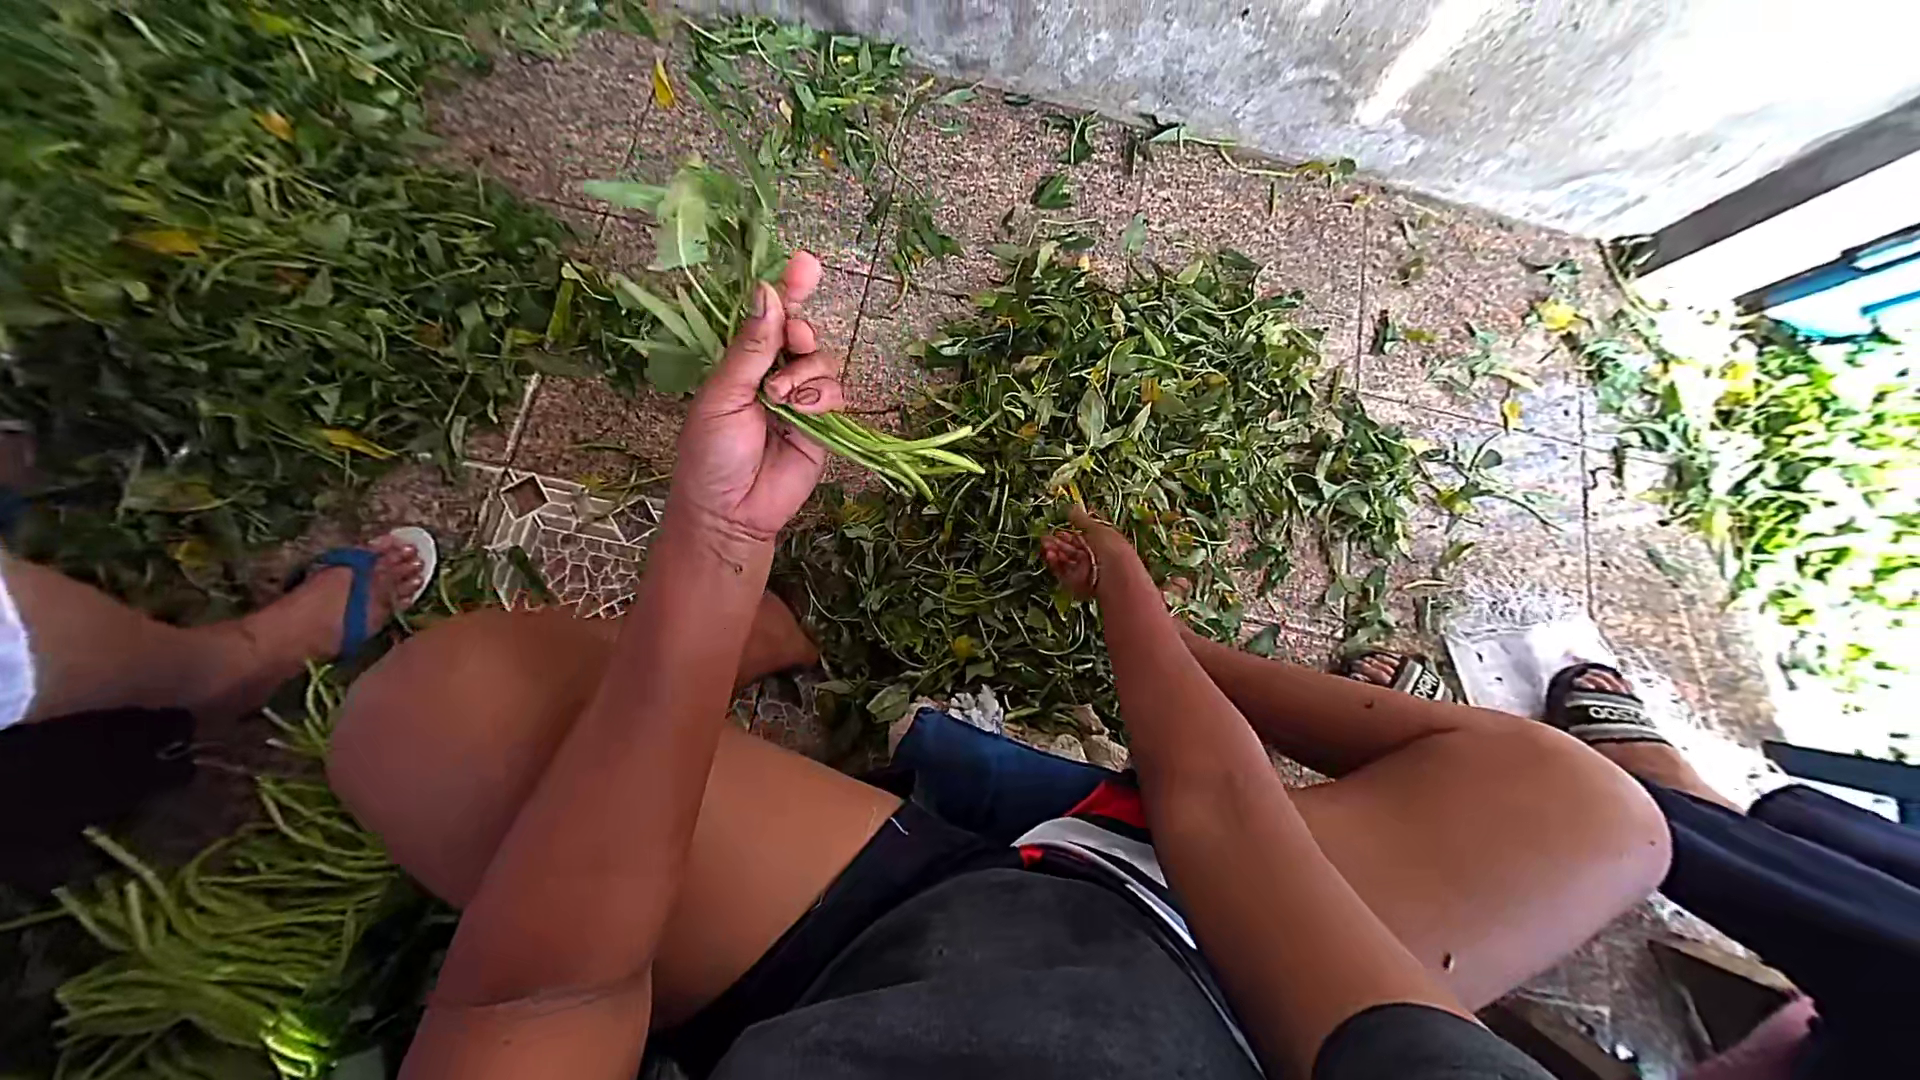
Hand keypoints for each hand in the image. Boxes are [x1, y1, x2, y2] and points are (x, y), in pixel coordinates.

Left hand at [670, 252, 844, 543]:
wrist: (732, 510)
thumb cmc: (711, 453)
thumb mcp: (722, 395)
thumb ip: (750, 350)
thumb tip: (768, 294)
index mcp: (744, 362)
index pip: (770, 317)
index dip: (789, 289)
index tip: (806, 264)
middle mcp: (775, 375)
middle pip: (804, 333)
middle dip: (801, 331)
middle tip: (794, 341)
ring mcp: (802, 400)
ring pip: (824, 362)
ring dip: (806, 372)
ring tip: (781, 399)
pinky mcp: (824, 425)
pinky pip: (837, 394)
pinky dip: (823, 396)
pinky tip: (803, 412)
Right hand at [1041, 506, 1141, 599]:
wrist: (1117, 575)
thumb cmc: (1111, 548)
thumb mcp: (1097, 529)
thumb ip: (1081, 520)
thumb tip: (1071, 509)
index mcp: (1100, 544)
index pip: (1080, 540)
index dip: (1067, 535)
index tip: (1056, 531)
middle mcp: (1092, 559)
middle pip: (1070, 551)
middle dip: (1056, 544)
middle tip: (1045, 539)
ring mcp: (1084, 572)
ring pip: (1064, 562)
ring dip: (1054, 553)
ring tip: (1046, 546)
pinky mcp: (1076, 584)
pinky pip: (1063, 574)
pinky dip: (1055, 564)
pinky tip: (1050, 556)